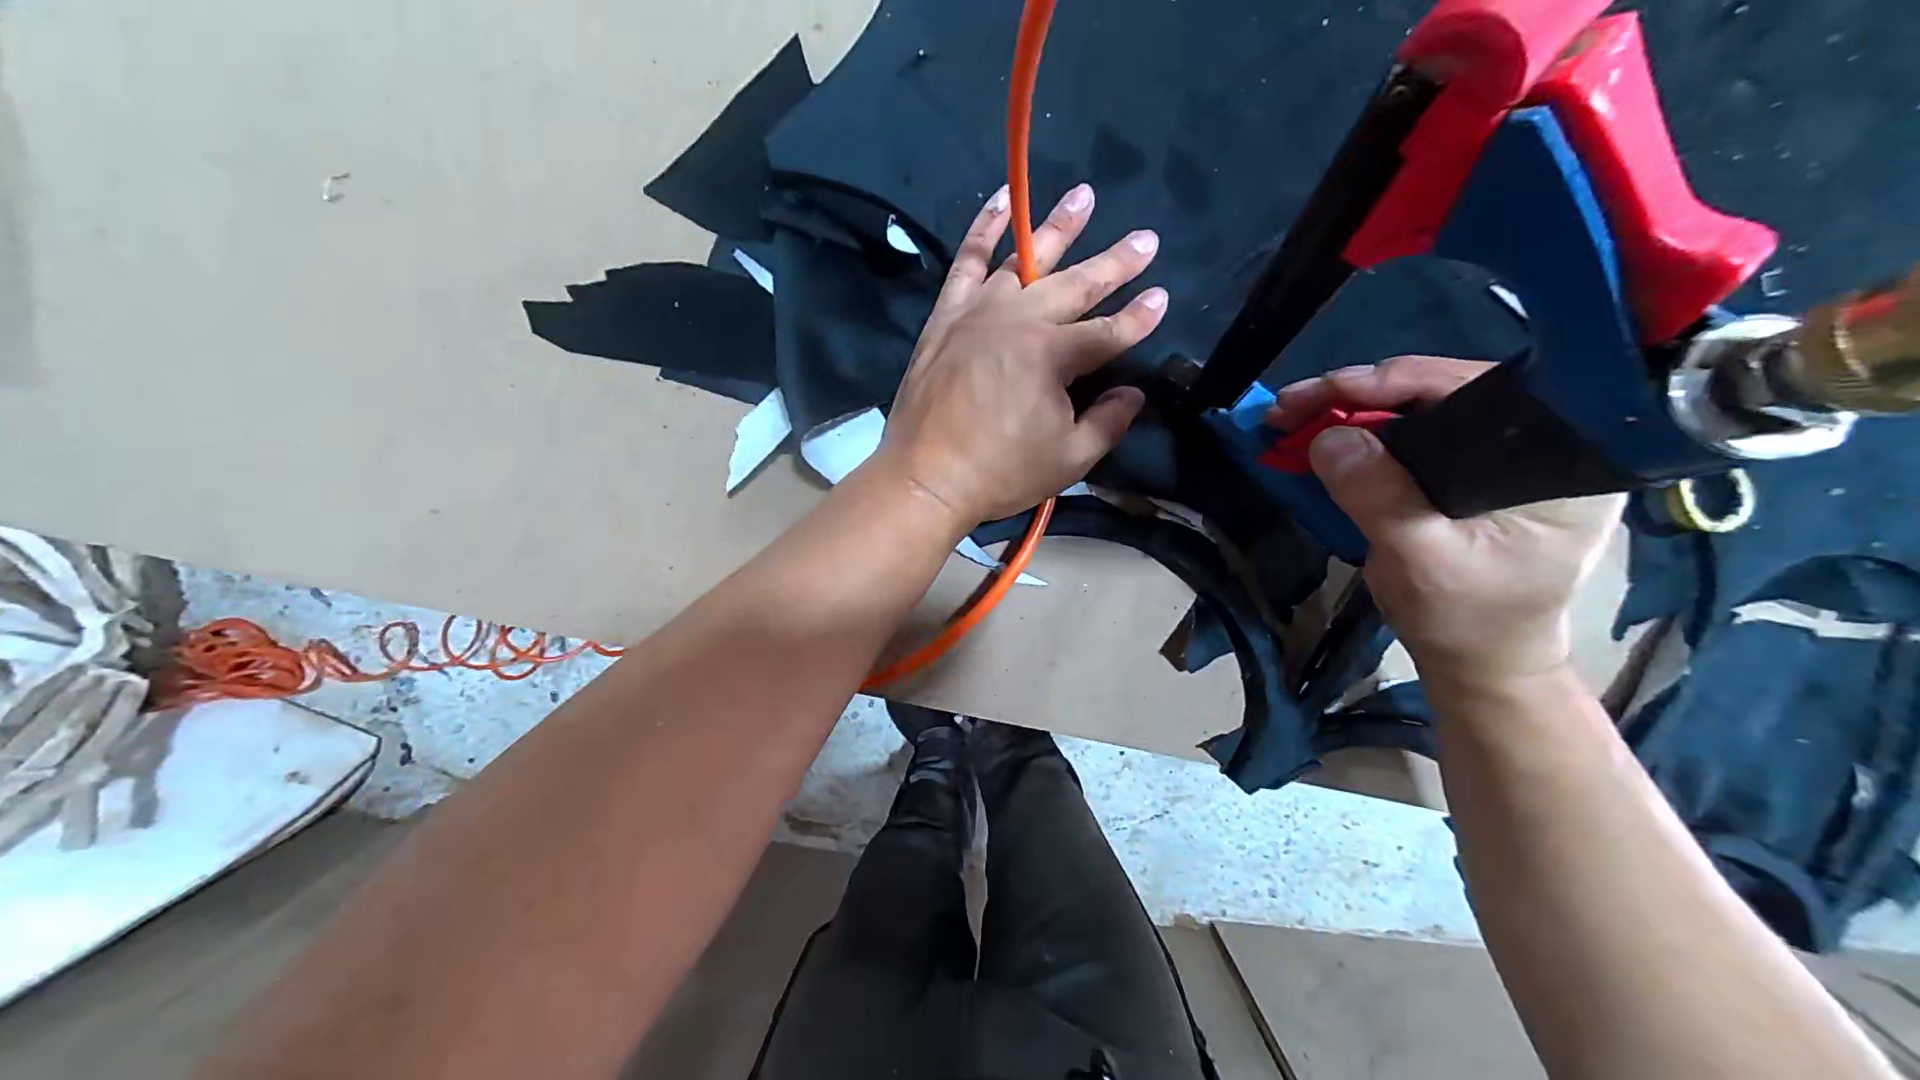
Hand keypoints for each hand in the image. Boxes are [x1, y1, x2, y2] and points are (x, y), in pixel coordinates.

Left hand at [868, 183, 1166, 527]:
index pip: (1109, 332)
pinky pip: (965, 261)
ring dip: (1058, 228)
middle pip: (1076, 284)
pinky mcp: (946, 316)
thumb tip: (1134, 393)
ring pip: (1025, 260)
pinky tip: (1002, 201)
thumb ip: (1108, 422)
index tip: (1163, 298)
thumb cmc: (1000, 473)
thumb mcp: (1070, 459)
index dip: (1140, 318)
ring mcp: (978, 312)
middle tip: (1146, 240)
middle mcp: (1018, 320)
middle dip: (1116, 263)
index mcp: (1052, 355)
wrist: (925, 479)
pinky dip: (984, 228)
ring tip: (1084, 196)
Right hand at [1269, 356, 1624, 688]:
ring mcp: (1489, 457)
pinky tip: (1316, 434)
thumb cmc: (1467, 619)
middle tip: (1293, 404)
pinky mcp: (1455, 472)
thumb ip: (1381, 497)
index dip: (1401, 382)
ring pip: (1414, 410)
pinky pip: (1402, 437)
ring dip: (1348, 410)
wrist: (1477, 662)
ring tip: (1291, 415)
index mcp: (1557, 460)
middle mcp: (1530, 444)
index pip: (1479, 392)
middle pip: (1439, 392)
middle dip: (1360, 393)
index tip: (1332, 391)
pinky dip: (1354, 434)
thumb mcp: (1422, 562)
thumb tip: (1328, 438)